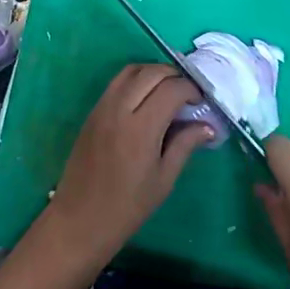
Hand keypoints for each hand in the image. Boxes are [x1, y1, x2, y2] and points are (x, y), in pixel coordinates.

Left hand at [43, 64, 212, 263]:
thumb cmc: (128, 206)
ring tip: (169, 90)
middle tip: (189, 93)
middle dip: (174, 76)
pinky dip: (135, 79)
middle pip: (151, 72)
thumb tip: (208, 125)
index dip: (191, 89)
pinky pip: (116, 82)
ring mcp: (103, 106)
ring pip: (131, 70)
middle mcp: (120, 108)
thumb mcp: (164, 179)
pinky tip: (146, 97)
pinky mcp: (93, 110)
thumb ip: (185, 145)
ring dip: (153, 72)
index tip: (201, 102)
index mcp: (141, 128)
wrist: (81, 217)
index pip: (171, 89)